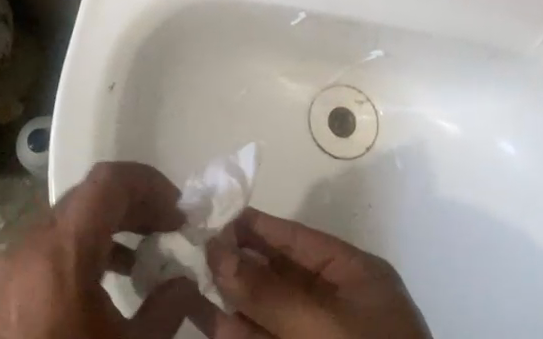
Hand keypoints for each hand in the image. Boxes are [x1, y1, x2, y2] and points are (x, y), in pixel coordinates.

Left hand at [0, 161, 212, 338]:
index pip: (108, 182)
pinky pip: (45, 248)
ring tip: (143, 255)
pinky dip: (80, 249)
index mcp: (62, 250)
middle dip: (134, 205)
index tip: (178, 211)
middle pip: (88, 196)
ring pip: (65, 221)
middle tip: (170, 228)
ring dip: (108, 226)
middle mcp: (30, 244)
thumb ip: (164, 311)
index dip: (149, 184)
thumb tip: (184, 283)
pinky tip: (103, 284)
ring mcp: (9, 265)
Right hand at [199, 209, 432, 338]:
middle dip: (236, 264)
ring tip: (185, 284)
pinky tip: (207, 322)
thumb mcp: (321, 326)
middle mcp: (339, 306)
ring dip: (230, 302)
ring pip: (268, 314)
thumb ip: (269, 291)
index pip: (296, 238)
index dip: (253, 226)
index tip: (209, 215)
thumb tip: (217, 250)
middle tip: (189, 249)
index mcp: (356, 278)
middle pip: (279, 274)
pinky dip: (238, 333)